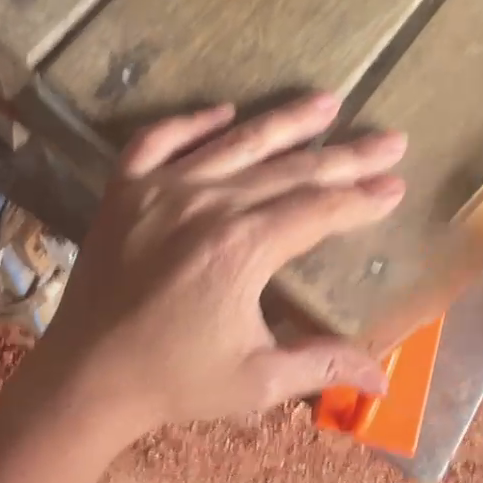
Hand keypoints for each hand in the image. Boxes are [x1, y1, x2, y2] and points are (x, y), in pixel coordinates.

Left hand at [13, 94, 406, 443]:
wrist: (86, 376)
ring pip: (235, 144)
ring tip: (326, 102)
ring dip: (284, 122)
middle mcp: (206, 206)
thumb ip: (322, 366)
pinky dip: (192, 122)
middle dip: (345, 157)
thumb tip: (383, 379)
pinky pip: (159, 141)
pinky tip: (225, 112)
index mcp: (242, 249)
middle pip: (289, 171)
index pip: (319, 210)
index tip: (396, 184)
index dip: (362, 198)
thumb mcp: (256, 380)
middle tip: (390, 139)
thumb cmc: (175, 380)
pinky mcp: (124, 191)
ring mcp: (160, 191)